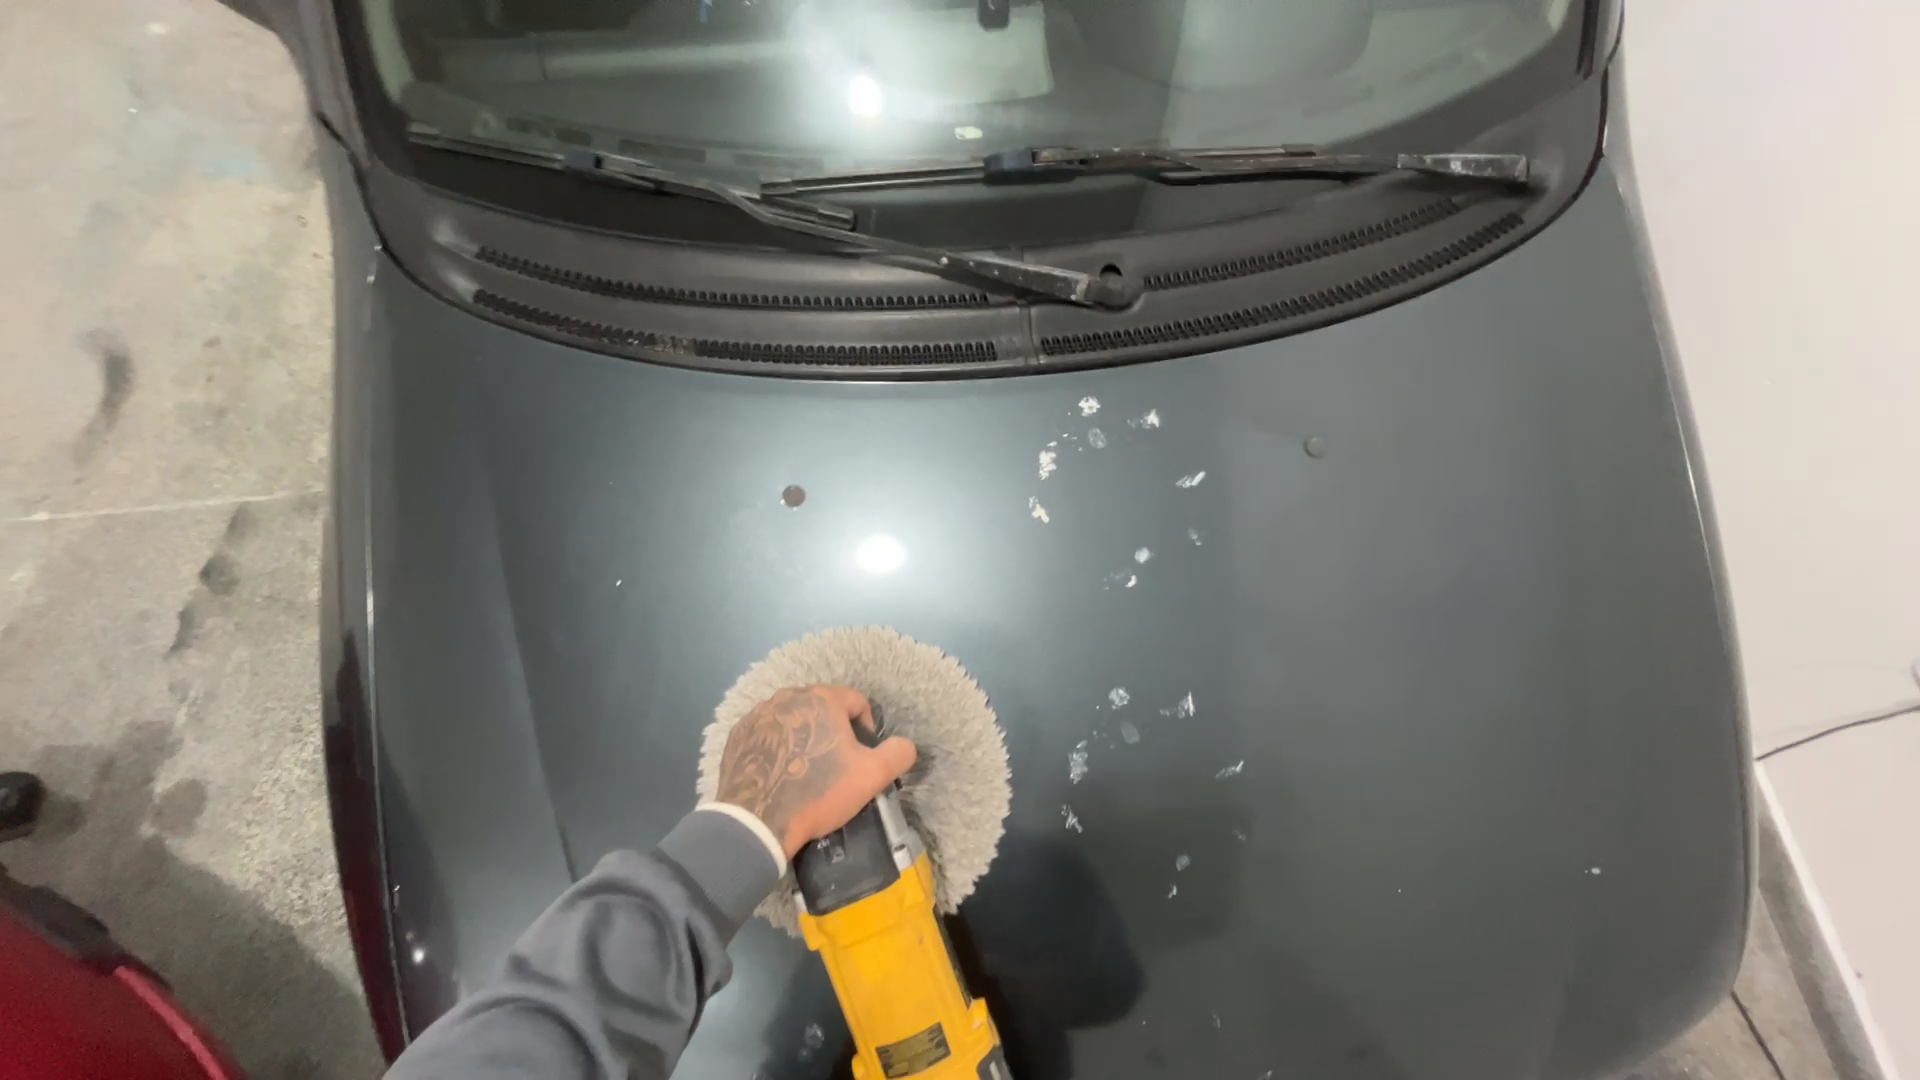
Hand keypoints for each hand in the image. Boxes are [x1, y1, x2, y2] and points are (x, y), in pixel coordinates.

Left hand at [714, 685, 918, 859]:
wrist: (757, 821)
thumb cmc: (819, 791)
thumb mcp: (873, 775)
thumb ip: (898, 753)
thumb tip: (904, 745)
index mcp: (822, 698)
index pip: (857, 701)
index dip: (866, 728)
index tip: (860, 757)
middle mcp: (789, 696)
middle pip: (823, 708)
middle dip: (833, 732)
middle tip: (834, 766)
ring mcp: (759, 713)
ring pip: (794, 719)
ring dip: (804, 737)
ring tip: (804, 771)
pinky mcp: (738, 734)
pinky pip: (768, 733)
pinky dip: (777, 747)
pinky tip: (779, 773)